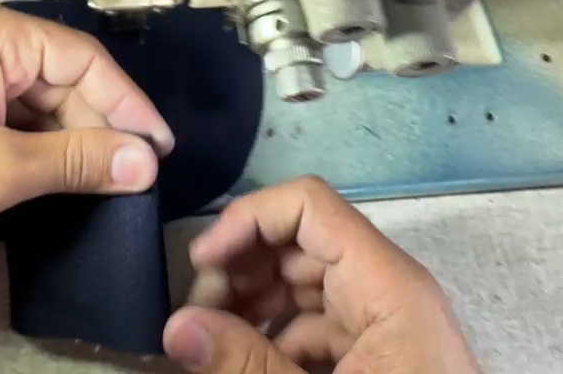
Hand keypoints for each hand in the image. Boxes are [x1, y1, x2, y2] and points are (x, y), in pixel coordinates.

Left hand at [0, 0, 174, 276]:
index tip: (159, 145)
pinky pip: (13, 107)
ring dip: (69, 135)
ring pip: (40, 94)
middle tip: (134, 171)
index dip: (126, 103)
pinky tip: (62, 169)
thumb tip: (145, 162)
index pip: (81, 58)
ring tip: (105, 177)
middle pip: (62, 74)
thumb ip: (77, 160)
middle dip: (97, 123)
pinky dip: (38, 139)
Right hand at [163, 177, 479, 373]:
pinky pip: (317, 329)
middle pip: (300, 244)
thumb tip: (175, 328)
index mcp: (387, 282)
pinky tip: (244, 365)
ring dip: (252, 306)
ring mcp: (384, 327)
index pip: (308, 205)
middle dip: (241, 270)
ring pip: (304, 287)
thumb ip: (247, 365)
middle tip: (195, 317)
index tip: (202, 263)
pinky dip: (276, 340)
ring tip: (210, 342)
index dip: (249, 219)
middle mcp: (387, 290)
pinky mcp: (379, 362)